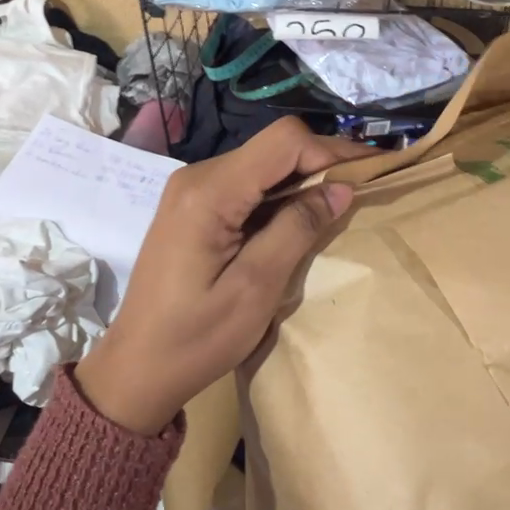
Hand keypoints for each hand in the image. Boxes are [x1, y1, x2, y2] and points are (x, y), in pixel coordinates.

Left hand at [74, 119, 375, 434]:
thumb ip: (297, 230)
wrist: (137, 367)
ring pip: (263, 165)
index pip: (284, 142)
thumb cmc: (195, 338)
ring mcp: (193, 190)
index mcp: (209, 192)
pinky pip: (247, 185)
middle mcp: (198, 176)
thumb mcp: (255, 289)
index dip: (332, 152)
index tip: (372, 174)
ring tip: (343, 205)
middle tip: (367, 189)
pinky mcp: (194, 207)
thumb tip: (341, 187)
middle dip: (323, 164)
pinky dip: (280, 196)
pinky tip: (304, 218)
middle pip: (274, 148)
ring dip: (303, 181)